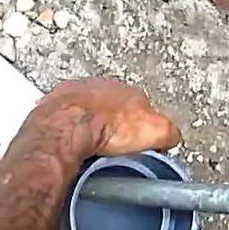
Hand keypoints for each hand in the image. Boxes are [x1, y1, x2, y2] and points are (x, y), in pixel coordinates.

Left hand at [27, 77, 180, 159]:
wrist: (67, 124)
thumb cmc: (107, 126)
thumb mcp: (154, 132)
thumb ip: (168, 132)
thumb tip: (173, 138)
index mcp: (130, 90)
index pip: (142, 107)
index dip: (141, 126)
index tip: (136, 142)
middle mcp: (104, 85)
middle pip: (113, 105)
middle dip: (113, 121)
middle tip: (111, 144)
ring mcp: (78, 90)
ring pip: (89, 107)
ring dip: (90, 122)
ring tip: (90, 144)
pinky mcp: (55, 100)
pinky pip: (66, 114)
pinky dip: (69, 125)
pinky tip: (70, 140)